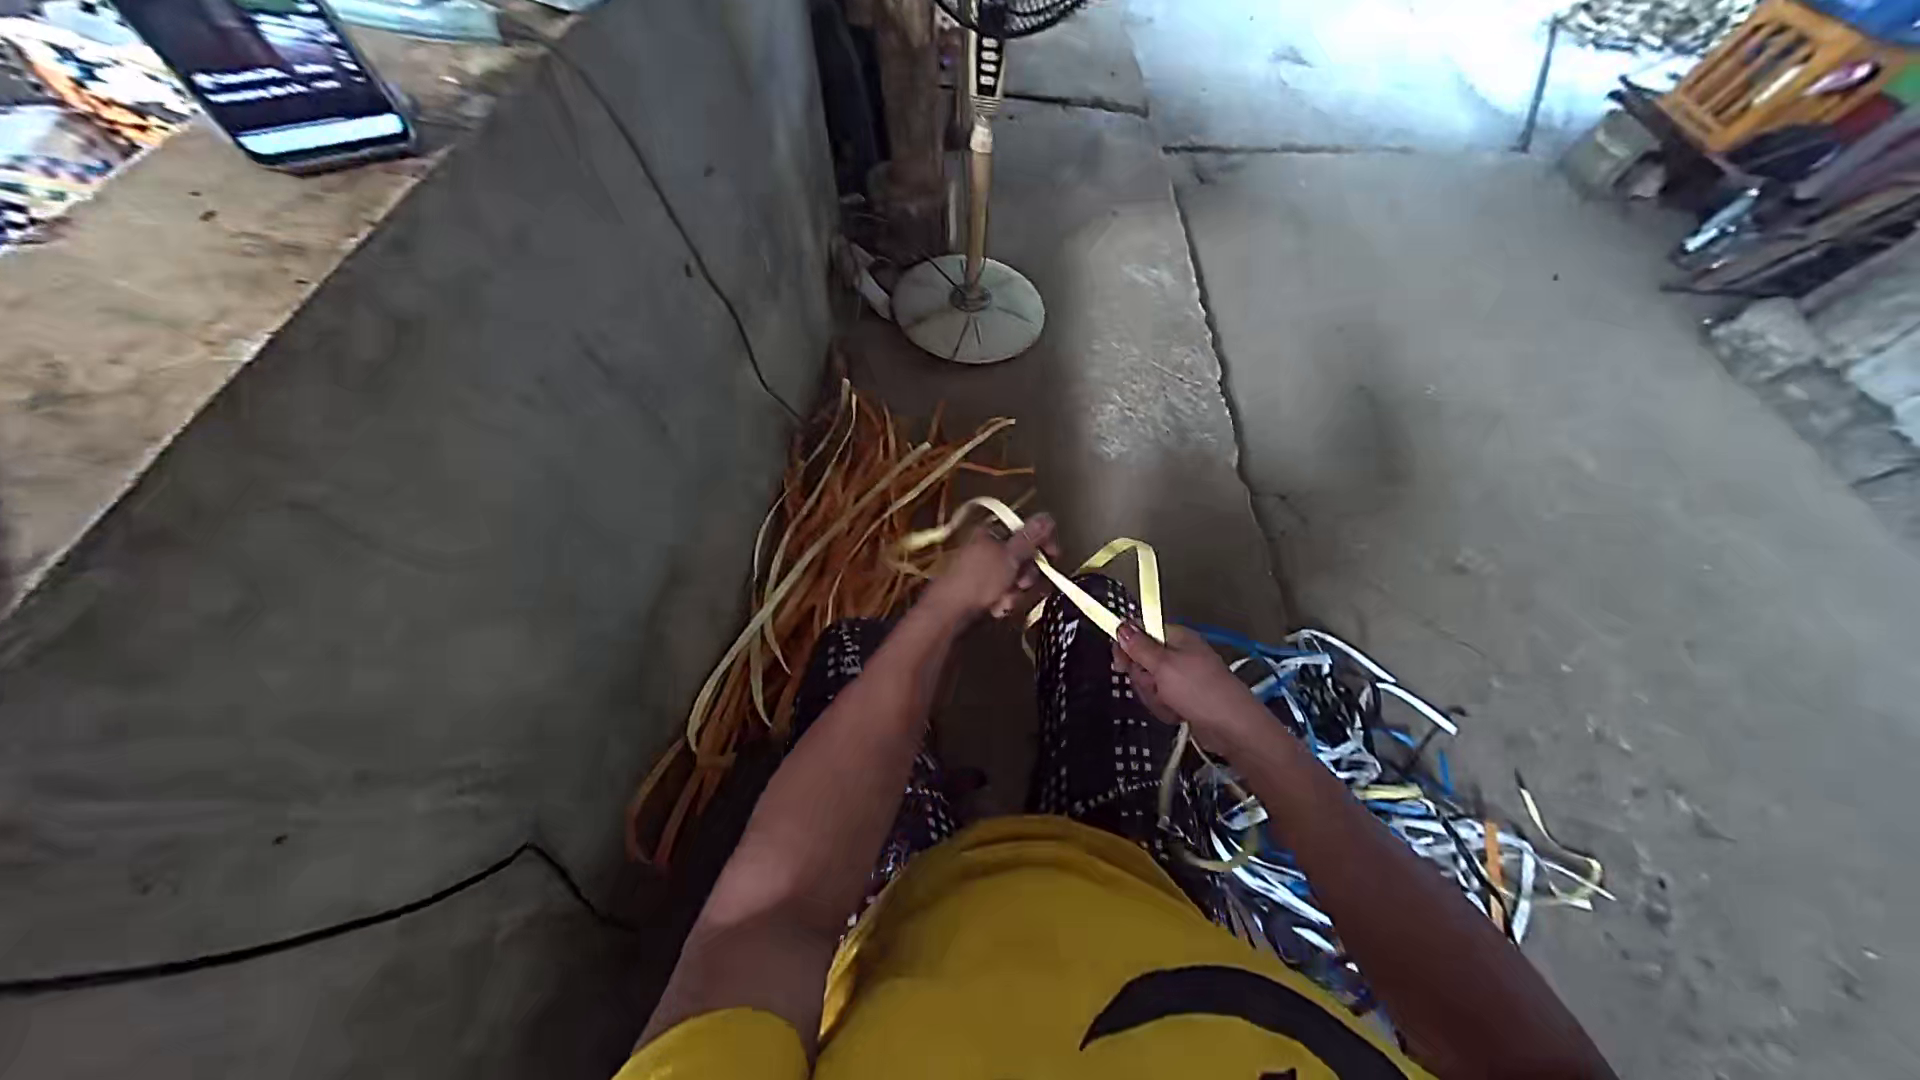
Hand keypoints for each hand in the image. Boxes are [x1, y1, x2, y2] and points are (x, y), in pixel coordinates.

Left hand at [920, 513, 1058, 621]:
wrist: (947, 614)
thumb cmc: (978, 580)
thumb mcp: (1009, 557)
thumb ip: (1031, 538)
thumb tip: (1048, 516)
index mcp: (990, 533)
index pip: (1025, 532)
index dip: (1042, 543)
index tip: (1054, 556)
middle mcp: (985, 548)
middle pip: (1022, 559)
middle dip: (1025, 576)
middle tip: (1019, 585)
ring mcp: (981, 570)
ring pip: (1014, 580)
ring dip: (1014, 594)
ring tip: (1002, 601)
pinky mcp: (977, 591)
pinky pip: (1001, 593)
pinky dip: (1001, 602)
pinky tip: (994, 609)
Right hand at [1112, 622, 1263, 745]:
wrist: (1231, 727)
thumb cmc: (1199, 690)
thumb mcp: (1163, 665)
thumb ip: (1139, 646)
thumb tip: (1122, 626)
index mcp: (1176, 637)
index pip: (1140, 631)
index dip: (1126, 646)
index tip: (1120, 663)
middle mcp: (1178, 654)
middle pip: (1140, 659)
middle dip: (1143, 678)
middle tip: (1155, 685)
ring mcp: (1180, 676)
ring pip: (1148, 682)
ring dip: (1153, 696)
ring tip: (1170, 702)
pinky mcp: (1182, 697)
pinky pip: (1159, 698)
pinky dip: (1164, 707)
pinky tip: (1176, 712)